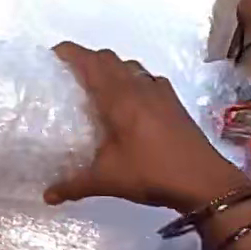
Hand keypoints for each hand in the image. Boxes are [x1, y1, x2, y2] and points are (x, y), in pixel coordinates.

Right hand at [45, 42, 250, 210]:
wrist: (204, 182)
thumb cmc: (151, 173)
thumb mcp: (106, 181)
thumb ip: (72, 186)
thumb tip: (46, 196)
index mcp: (119, 98)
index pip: (91, 63)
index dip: (71, 53)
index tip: (53, 54)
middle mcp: (139, 87)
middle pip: (110, 58)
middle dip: (88, 59)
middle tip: (70, 73)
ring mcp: (160, 92)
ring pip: (130, 66)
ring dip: (112, 67)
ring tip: (96, 85)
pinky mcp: (173, 103)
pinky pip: (148, 78)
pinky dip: (133, 79)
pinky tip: (130, 100)